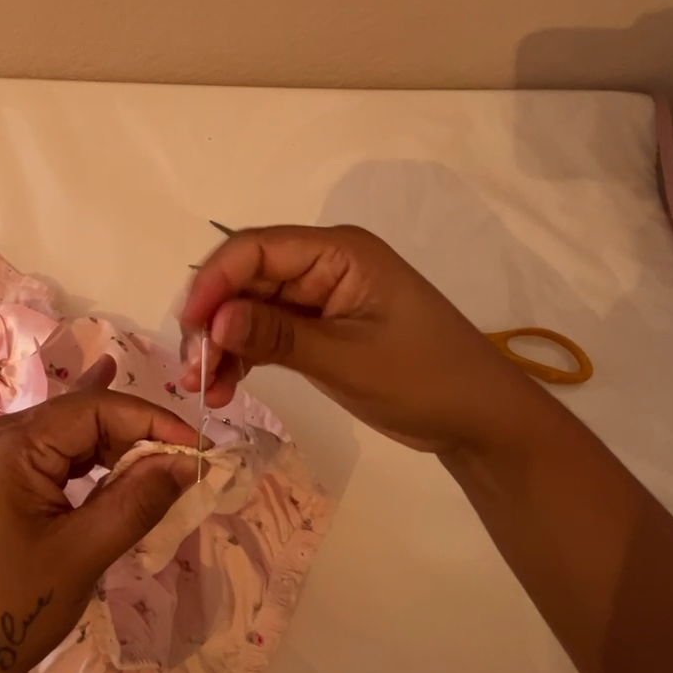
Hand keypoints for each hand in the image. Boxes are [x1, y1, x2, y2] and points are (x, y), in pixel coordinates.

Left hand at [0, 361, 197, 672]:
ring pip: (63, 434)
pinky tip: (108, 446)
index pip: (92, 408)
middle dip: (133, 435)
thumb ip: (137, 500)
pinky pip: (45, 454)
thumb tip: (187, 461)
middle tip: (185, 462)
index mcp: (9, 442)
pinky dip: (82, 459)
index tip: (199, 446)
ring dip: (110, 447)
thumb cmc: (12, 607)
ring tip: (159, 456)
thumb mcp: (83, 553)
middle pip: (77, 416)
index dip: (150, 421)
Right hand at [180, 224, 550, 454]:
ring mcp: (315, 297)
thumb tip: (212, 322)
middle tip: (191, 367)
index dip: (215, 281)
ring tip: (203, 387)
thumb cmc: (427, 380)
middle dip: (212, 320)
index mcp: (337, 252)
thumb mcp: (348, 359)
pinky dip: (240, 356)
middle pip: (245, 279)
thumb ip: (276, 336)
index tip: (190, 326)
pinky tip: (224, 388)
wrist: (483, 424)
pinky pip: (262, 332)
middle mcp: (320, 265)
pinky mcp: (313, 327)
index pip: (256, 249)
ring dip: (220, 344)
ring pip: (246, 308)